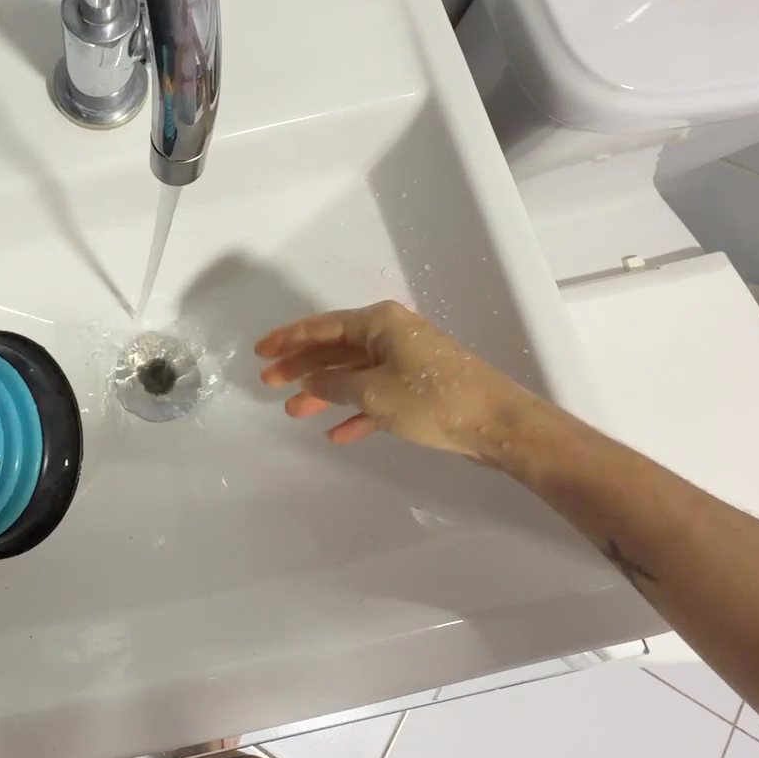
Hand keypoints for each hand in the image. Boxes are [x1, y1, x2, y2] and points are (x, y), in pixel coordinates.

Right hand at [256, 300, 537, 461]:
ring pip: (352, 375)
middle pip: (334, 350)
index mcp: (379, 323)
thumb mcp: (372, 392)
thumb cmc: (432, 399)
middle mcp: (390, 336)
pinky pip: (375, 397)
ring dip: (324, 394)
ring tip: (293, 411)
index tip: (260, 351)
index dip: (287, 339)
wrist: (499, 425)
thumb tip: (309, 383)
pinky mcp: (417, 390)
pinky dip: (356, 413)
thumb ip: (334, 386)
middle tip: (269, 383)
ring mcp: (404, 363)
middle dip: (301, 368)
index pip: (321, 327)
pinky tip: (336, 434)